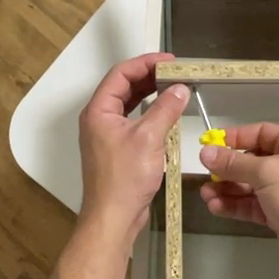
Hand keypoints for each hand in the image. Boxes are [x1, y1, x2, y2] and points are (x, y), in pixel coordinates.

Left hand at [78, 53, 186, 235]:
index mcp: (98, 111)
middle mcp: (98, 119)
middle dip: (148, 77)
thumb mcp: (149, 138)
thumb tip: (180, 89)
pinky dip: (149, 113)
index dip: (144, 63)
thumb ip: (165, 109)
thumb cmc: (125, 178)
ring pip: (128, 105)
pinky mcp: (116, 149)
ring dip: (149, 94)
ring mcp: (106, 135)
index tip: (169, 61)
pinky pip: (133, 122)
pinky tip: (165, 114)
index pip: (120, 74)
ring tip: (173, 87)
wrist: (113, 216)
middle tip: (174, 72)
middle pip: (123, 87)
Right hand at [198, 123, 278, 272]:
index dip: (235, 137)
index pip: (262, 132)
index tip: (210, 144)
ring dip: (228, 189)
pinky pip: (253, 205)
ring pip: (251, 185)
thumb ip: (233, 163)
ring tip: (206, 195)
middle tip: (205, 175)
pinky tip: (216, 208)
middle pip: (253, 161)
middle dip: (228, 169)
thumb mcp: (266, 173)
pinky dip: (236, 205)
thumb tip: (205, 152)